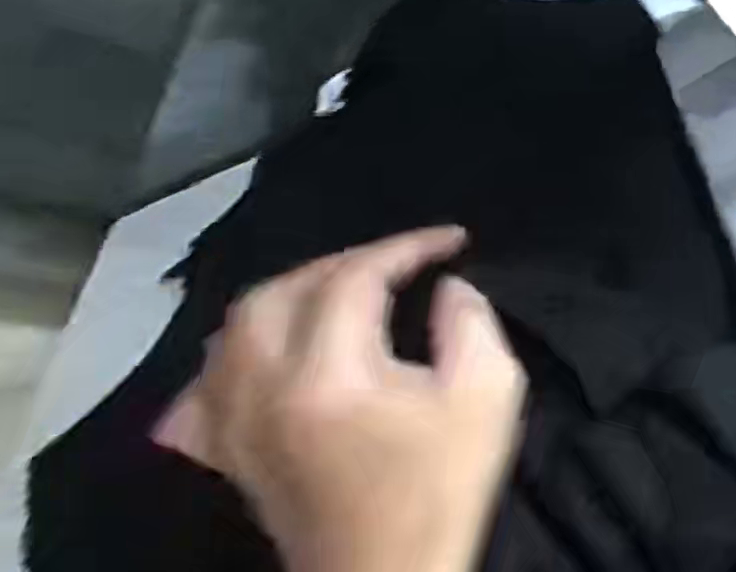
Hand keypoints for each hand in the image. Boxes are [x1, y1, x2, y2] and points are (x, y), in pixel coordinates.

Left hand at [154, 227, 526, 571]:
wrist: (392, 569)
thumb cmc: (446, 475)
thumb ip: (469, 322)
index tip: (455, 240)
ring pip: (230, 334)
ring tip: (350, 288)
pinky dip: (239, 353)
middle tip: (402, 258)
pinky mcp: (228, 457)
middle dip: (345, 260)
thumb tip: (449, 286)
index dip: (408, 246)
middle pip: (274, 295)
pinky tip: (276, 353)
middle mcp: (263, 396)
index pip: (353, 279)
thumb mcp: (488, 388)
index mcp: (330, 378)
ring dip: (293, 294)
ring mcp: (234, 430)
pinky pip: (203, 390)